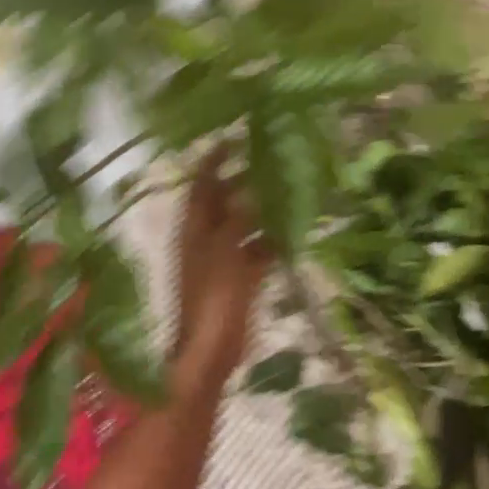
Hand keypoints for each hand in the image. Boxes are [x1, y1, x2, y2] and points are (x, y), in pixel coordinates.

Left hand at [174, 148, 268, 386]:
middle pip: (225, 200)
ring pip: (244, 224)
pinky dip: (273, 239)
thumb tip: (251, 185)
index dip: (214, 160)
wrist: (212, 351)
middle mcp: (206, 237)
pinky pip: (258, 249)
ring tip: (289, 187)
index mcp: (194, 227)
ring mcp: (224, 258)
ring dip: (263, 208)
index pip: (202, 183)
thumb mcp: (225, 251)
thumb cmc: (212, 297)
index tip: (235, 137)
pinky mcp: (241, 277)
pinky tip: (295, 228)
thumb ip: (238, 217)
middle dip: (245, 180)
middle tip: (273, 159)